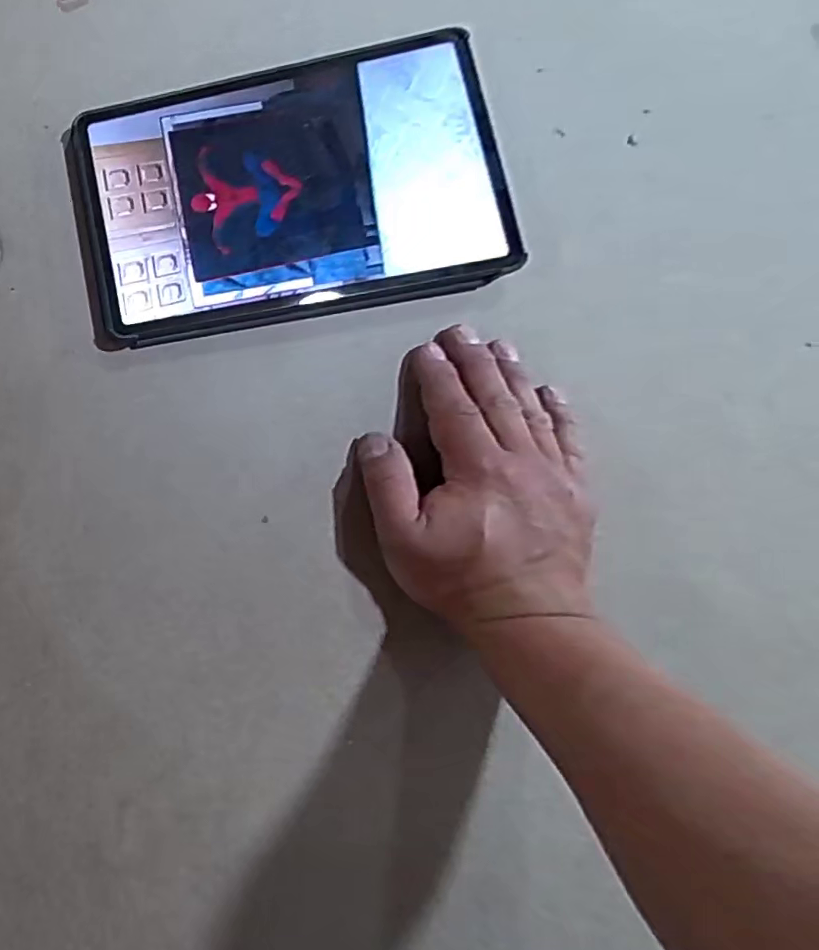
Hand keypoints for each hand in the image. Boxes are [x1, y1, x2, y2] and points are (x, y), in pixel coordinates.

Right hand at [353, 325, 595, 633]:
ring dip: (512, 376)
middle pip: (495, 402)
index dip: (437, 378)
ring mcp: (555, 475)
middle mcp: (522, 462)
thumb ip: (387, 484)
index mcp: (478, 469)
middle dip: (474, 363)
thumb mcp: (400, 536)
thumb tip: (376, 440)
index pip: (453, 411)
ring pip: (532, 413)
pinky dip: (557, 411)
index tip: (425, 351)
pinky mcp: (574, 491)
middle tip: (461, 332)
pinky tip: (549, 392)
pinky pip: (568, 439)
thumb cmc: (454, 577)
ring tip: (499, 348)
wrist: (530, 617)